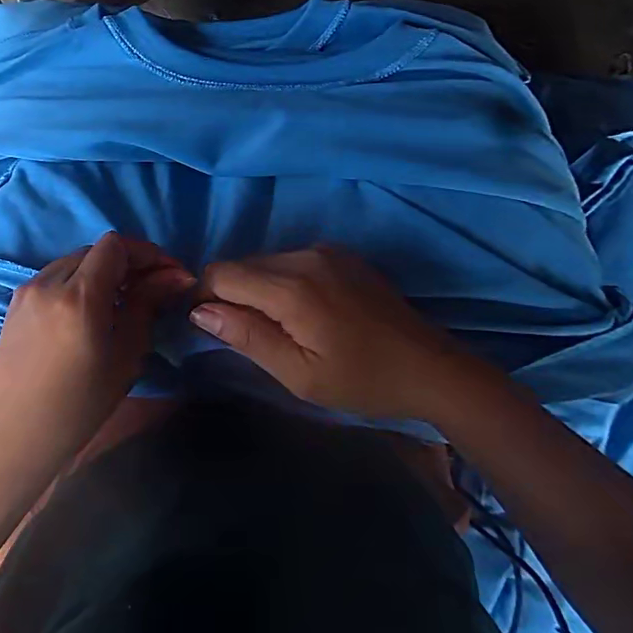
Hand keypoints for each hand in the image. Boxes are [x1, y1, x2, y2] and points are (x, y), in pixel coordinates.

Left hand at [0, 234, 194, 469]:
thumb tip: (174, 276)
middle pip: (95, 251)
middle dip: (126, 263)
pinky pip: (53, 277)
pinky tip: (88, 312)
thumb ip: (146, 306)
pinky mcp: (15, 302)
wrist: (18, 432)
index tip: (168, 274)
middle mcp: (48, 282)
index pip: (115, 246)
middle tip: (150, 290)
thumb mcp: (125, 356)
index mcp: (78, 295)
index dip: (146, 253)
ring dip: (100, 272)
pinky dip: (77, 283)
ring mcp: (27, 289)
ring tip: (120, 302)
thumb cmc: (80, 404)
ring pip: (73, 262)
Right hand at [189, 245, 492, 421]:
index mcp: (292, 287)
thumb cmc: (363, 380)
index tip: (204, 325)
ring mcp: (325, 251)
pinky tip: (300, 313)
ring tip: (272, 327)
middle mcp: (304, 256)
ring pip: (264, 262)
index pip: (221, 273)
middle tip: (238, 334)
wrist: (432, 369)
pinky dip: (280, 283)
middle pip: (241, 265)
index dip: (203, 296)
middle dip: (228, 294)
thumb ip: (247, 336)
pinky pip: (290, 261)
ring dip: (255, 289)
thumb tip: (200, 311)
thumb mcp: (299, 374)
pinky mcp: (340, 255)